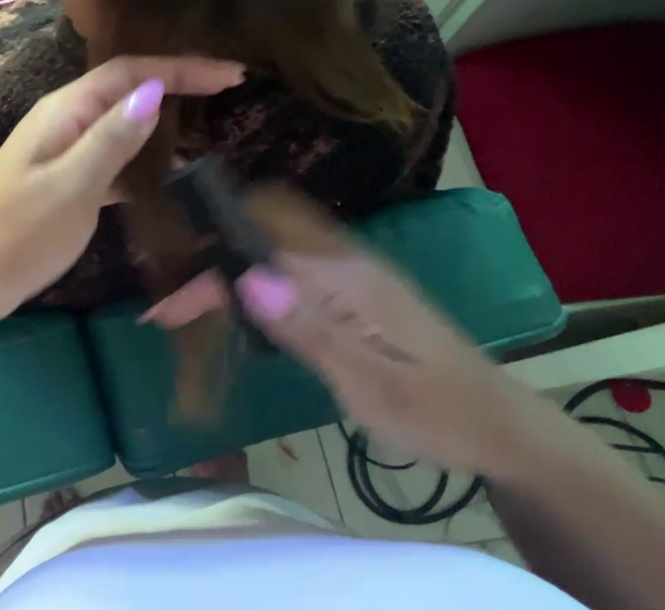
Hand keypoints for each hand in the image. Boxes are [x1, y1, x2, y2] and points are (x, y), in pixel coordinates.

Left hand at [0, 56, 244, 324]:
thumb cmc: (18, 234)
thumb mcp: (72, 187)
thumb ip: (112, 139)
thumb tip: (153, 91)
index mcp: (63, 111)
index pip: (129, 71)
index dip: (181, 67)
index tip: (231, 74)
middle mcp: (62, 120)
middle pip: (126, 88)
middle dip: (177, 82)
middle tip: (229, 88)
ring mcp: (60, 150)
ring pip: (120, 122)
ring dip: (162, 119)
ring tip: (209, 125)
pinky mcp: (62, 180)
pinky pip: (110, 155)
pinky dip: (142, 158)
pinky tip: (168, 176)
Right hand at [143, 188, 554, 477]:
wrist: (502, 428)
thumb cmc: (440, 415)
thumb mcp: (374, 387)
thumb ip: (311, 332)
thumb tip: (246, 278)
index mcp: (347, 275)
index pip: (260, 243)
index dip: (208, 255)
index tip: (165, 284)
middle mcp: (345, 260)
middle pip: (259, 236)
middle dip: (206, 262)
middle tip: (162, 311)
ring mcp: (350, 272)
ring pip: (270, 249)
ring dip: (224, 270)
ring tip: (182, 308)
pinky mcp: (353, 291)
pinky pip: (288, 267)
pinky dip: (250, 281)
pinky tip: (233, 311)